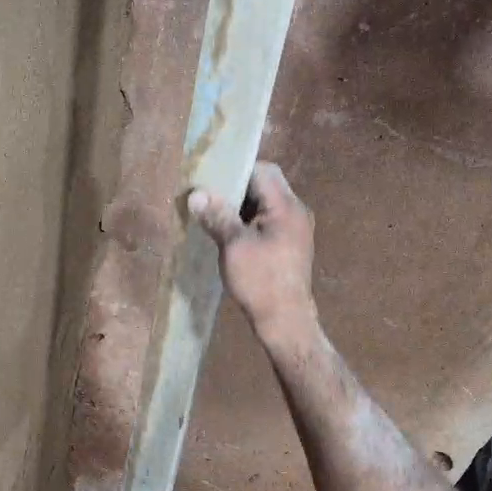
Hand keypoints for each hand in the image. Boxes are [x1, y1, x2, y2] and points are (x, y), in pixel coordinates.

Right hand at [187, 161, 317, 346]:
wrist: (285, 320)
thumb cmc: (261, 280)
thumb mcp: (233, 246)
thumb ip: (217, 216)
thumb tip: (196, 194)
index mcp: (286, 206)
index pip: (264, 170)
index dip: (237, 170)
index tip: (211, 179)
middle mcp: (296, 211)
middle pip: (265, 184)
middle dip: (236, 188)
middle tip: (207, 196)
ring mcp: (295, 228)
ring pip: (265, 203)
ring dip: (240, 205)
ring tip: (213, 214)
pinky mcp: (290, 243)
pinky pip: (267, 220)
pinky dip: (248, 220)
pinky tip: (228, 233)